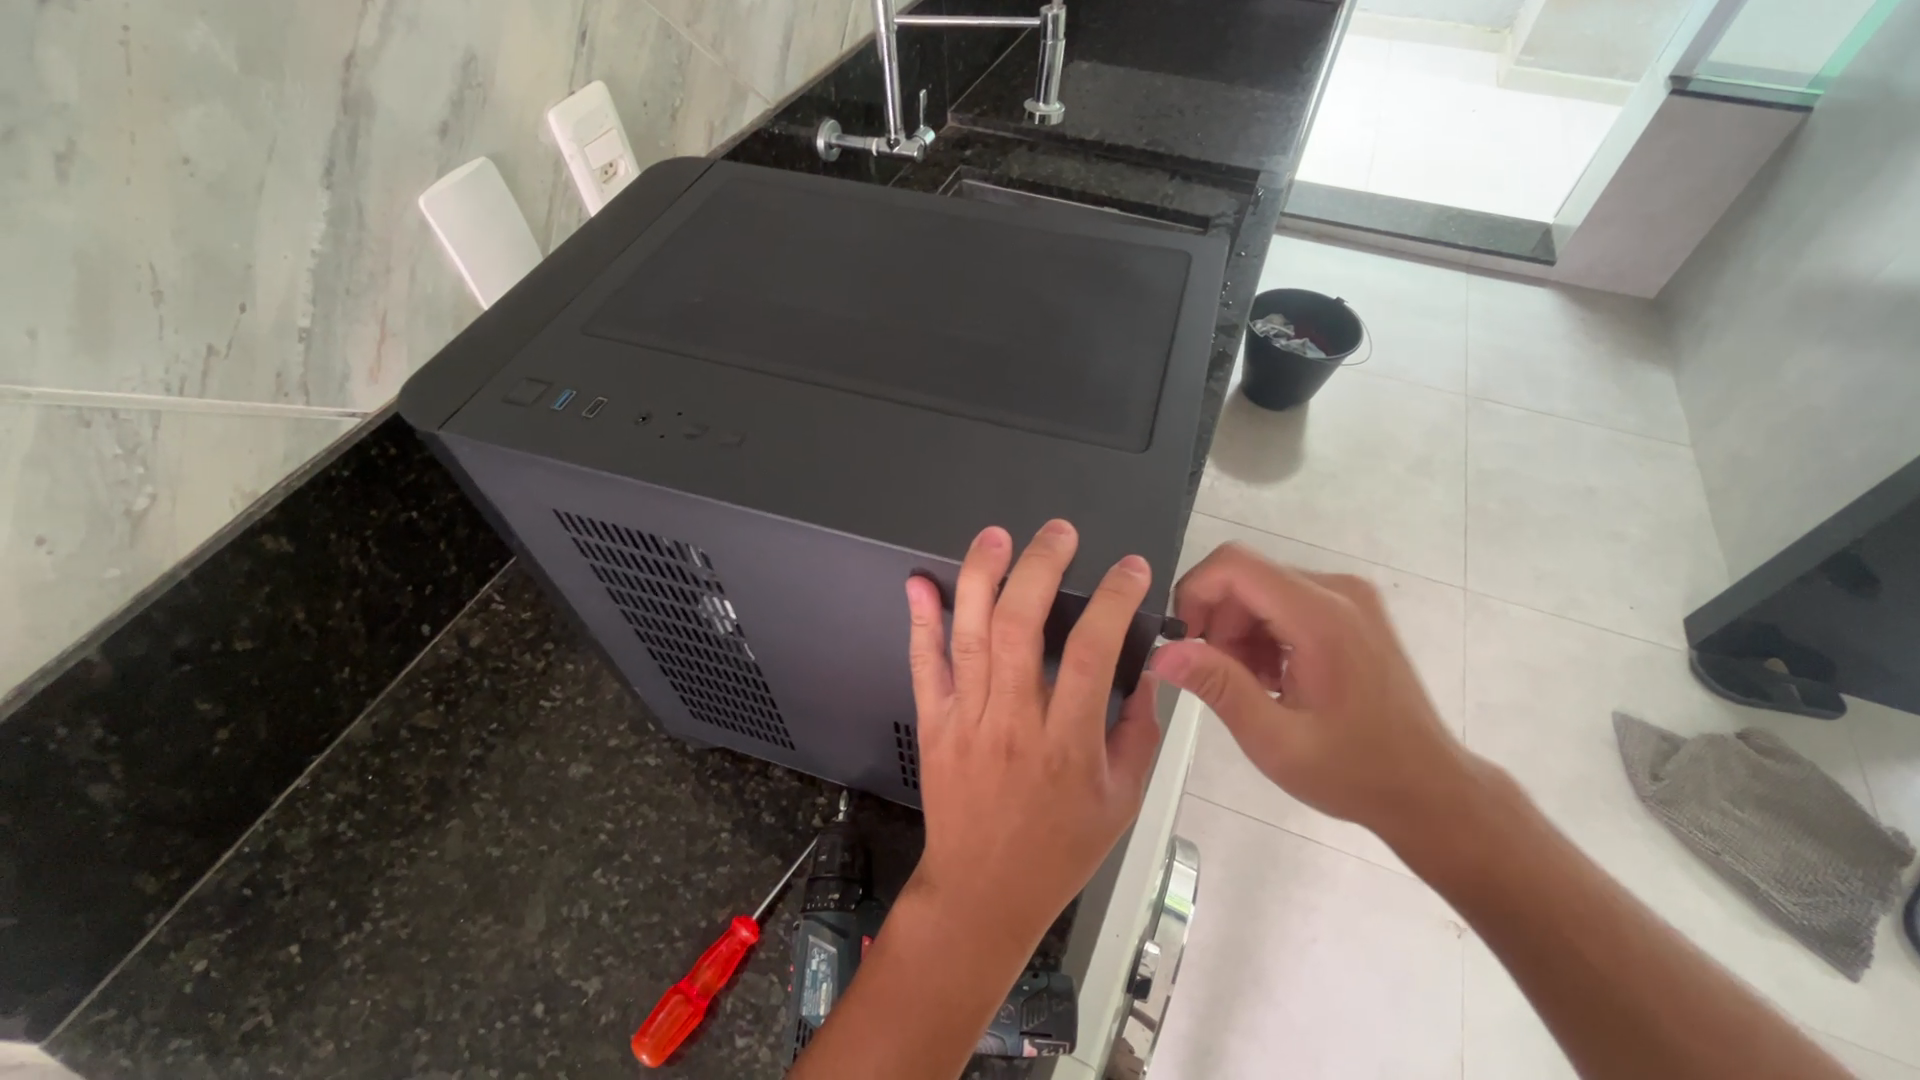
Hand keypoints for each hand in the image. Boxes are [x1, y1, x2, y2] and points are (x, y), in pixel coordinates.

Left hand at [902, 520, 1162, 946]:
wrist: (984, 891)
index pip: (1091, 651)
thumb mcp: (1122, 799)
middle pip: (1021, 626)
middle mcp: (1014, 722)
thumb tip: (1147, 670)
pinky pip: (924, 665)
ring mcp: (967, 720)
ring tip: (996, 536)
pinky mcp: (934, 724)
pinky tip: (920, 583)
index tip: (1130, 570)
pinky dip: (921, 621)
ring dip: (982, 577)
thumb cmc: (1060, 848)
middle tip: (1060, 534)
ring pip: (971, 635)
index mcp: (1067, 742)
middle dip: (1041, 568)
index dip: (1113, 600)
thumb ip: (1139, 731)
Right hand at [1147, 542, 1479, 840]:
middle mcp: (1338, 591)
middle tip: (1223, 679)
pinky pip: (1287, 602)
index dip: (1194, 593)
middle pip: (1246, 577)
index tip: (1186, 644)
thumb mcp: (1274, 739)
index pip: (1234, 564)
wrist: (1428, 788)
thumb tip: (1163, 653)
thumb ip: (1218, 686)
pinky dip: (1266, 635)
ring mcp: (1350, 598)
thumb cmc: (1353, 771)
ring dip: (1241, 633)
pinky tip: (1277, 680)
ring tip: (1255, 687)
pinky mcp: (1353, 611)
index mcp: (1321, 616)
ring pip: (1262, 589)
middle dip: (1218, 623)